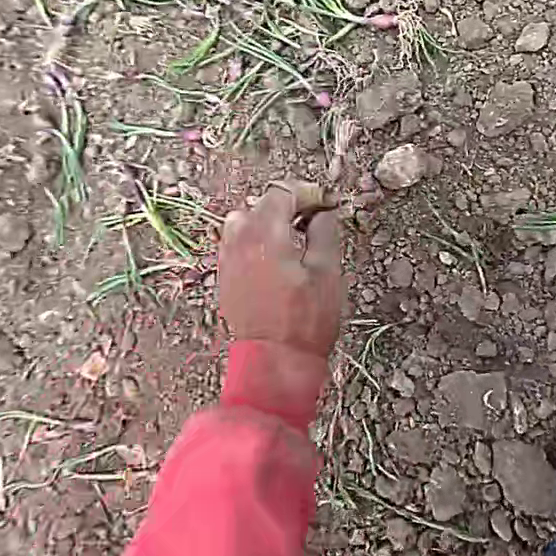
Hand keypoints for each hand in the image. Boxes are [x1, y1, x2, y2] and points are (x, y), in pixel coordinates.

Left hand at [216, 180, 343, 357]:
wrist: (275, 362)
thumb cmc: (305, 320)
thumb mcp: (328, 272)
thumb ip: (325, 233)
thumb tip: (324, 214)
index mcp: (264, 235)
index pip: (283, 192)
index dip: (310, 194)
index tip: (329, 205)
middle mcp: (239, 241)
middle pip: (262, 204)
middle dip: (292, 206)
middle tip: (318, 220)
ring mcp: (228, 259)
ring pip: (246, 221)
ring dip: (271, 222)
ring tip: (296, 238)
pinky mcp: (226, 277)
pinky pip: (239, 243)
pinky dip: (258, 240)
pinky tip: (279, 257)